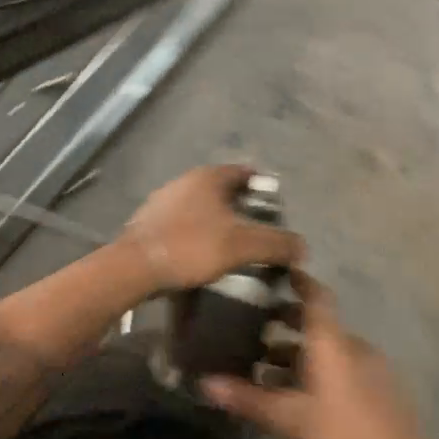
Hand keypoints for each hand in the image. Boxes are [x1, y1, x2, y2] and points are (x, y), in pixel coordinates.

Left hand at [119, 164, 302, 289]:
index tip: (277, 210)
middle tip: (260, 233)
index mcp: (208, 177)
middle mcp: (186, 180)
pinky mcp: (151, 221)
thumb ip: (275, 244)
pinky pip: (184, 222)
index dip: (264, 188)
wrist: (136, 266)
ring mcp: (165, 199)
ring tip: (235, 248)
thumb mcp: (242, 246)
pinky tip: (203, 255)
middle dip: (243, 208)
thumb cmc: (191, 246)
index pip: (244, 172)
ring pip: (202, 206)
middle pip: (223, 189)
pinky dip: (198, 233)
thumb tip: (302, 246)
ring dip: (219, 222)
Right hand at [201, 273, 438, 438]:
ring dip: (300, 354)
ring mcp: (374, 371)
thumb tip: (203, 381)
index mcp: (334, 342)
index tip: (275, 270)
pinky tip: (300, 395)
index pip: (316, 295)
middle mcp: (355, 347)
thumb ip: (247, 397)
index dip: (297, 279)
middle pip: (319, 324)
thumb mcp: (287, 420)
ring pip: (331, 350)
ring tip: (267, 368)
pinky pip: (345, 369)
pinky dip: (320, 371)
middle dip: (288, 322)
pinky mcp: (383, 394)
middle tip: (254, 326)